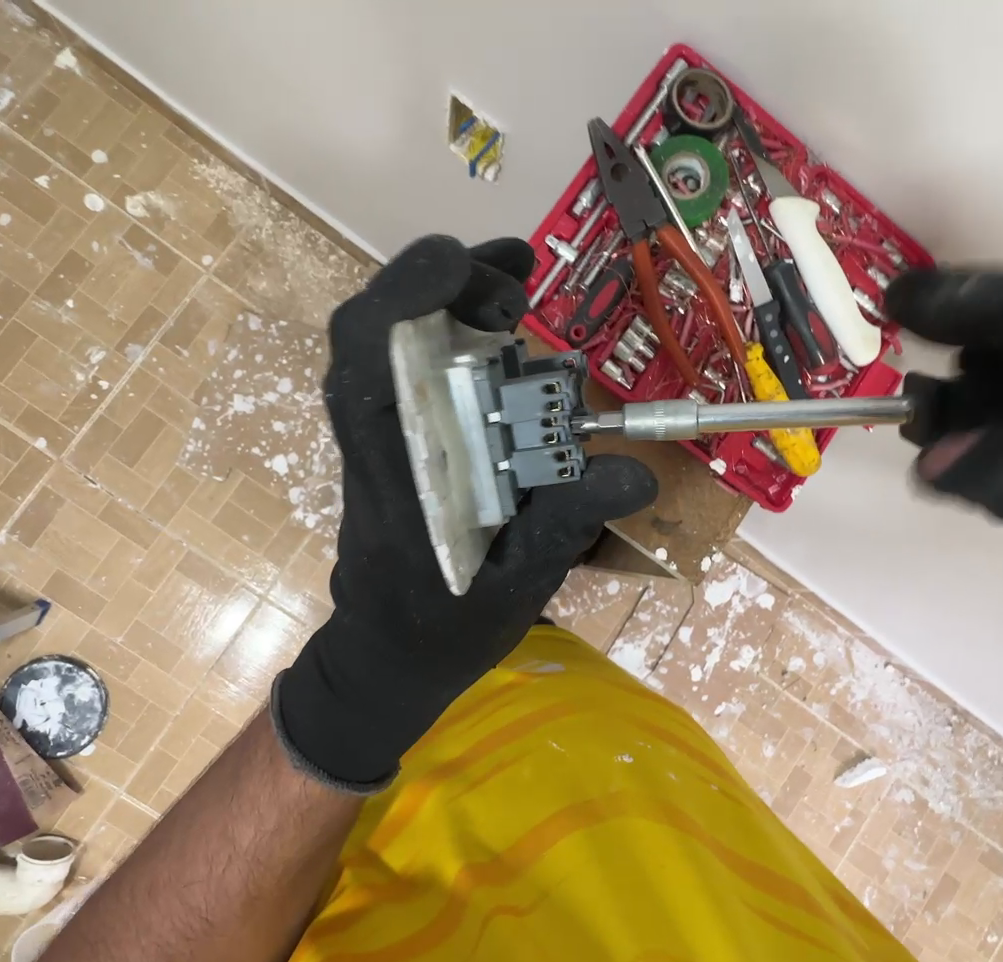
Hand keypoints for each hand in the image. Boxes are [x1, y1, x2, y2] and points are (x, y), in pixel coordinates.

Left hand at [274, 236, 656, 790]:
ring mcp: (381, 430)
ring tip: (519, 290)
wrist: (390, 650)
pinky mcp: (397, 434)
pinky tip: (504, 329)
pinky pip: (409, 361)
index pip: (367, 354)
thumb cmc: (447, 621)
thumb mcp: (516, 583)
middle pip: (372, 325)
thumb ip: (565, 524)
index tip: (476, 270)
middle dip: (442, 283)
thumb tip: (634, 474)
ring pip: (390, 335)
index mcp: (393, 469)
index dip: (409, 290)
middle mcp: (375, 436)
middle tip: (519, 291)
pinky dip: (452, 328)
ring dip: (450, 298)